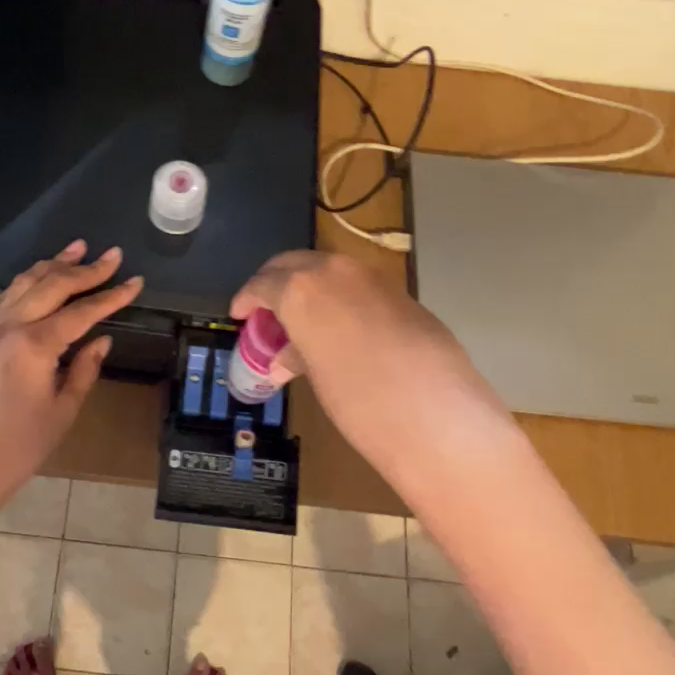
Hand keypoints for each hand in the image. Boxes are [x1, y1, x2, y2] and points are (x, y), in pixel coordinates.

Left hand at [0, 241, 143, 492]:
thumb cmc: (21, 445)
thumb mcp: (64, 409)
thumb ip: (85, 369)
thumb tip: (102, 339)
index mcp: (36, 344)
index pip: (82, 311)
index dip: (112, 295)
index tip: (136, 281)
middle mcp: (12, 326)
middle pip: (53, 285)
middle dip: (86, 269)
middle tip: (113, 255)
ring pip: (26, 283)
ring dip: (54, 264)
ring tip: (78, 248)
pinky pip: (7, 296)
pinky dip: (27, 280)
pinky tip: (39, 277)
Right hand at [230, 251, 515, 485]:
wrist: (435, 411)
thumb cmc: (358, 400)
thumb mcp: (317, 377)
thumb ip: (298, 356)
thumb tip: (284, 360)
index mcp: (300, 289)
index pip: (263, 283)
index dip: (247, 299)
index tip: (240, 314)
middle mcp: (335, 271)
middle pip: (295, 263)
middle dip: (276, 281)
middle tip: (266, 308)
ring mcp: (373, 277)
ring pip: (329, 269)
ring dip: (310, 287)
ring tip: (303, 320)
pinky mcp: (401, 292)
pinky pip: (358, 285)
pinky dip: (340, 297)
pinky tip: (342, 328)